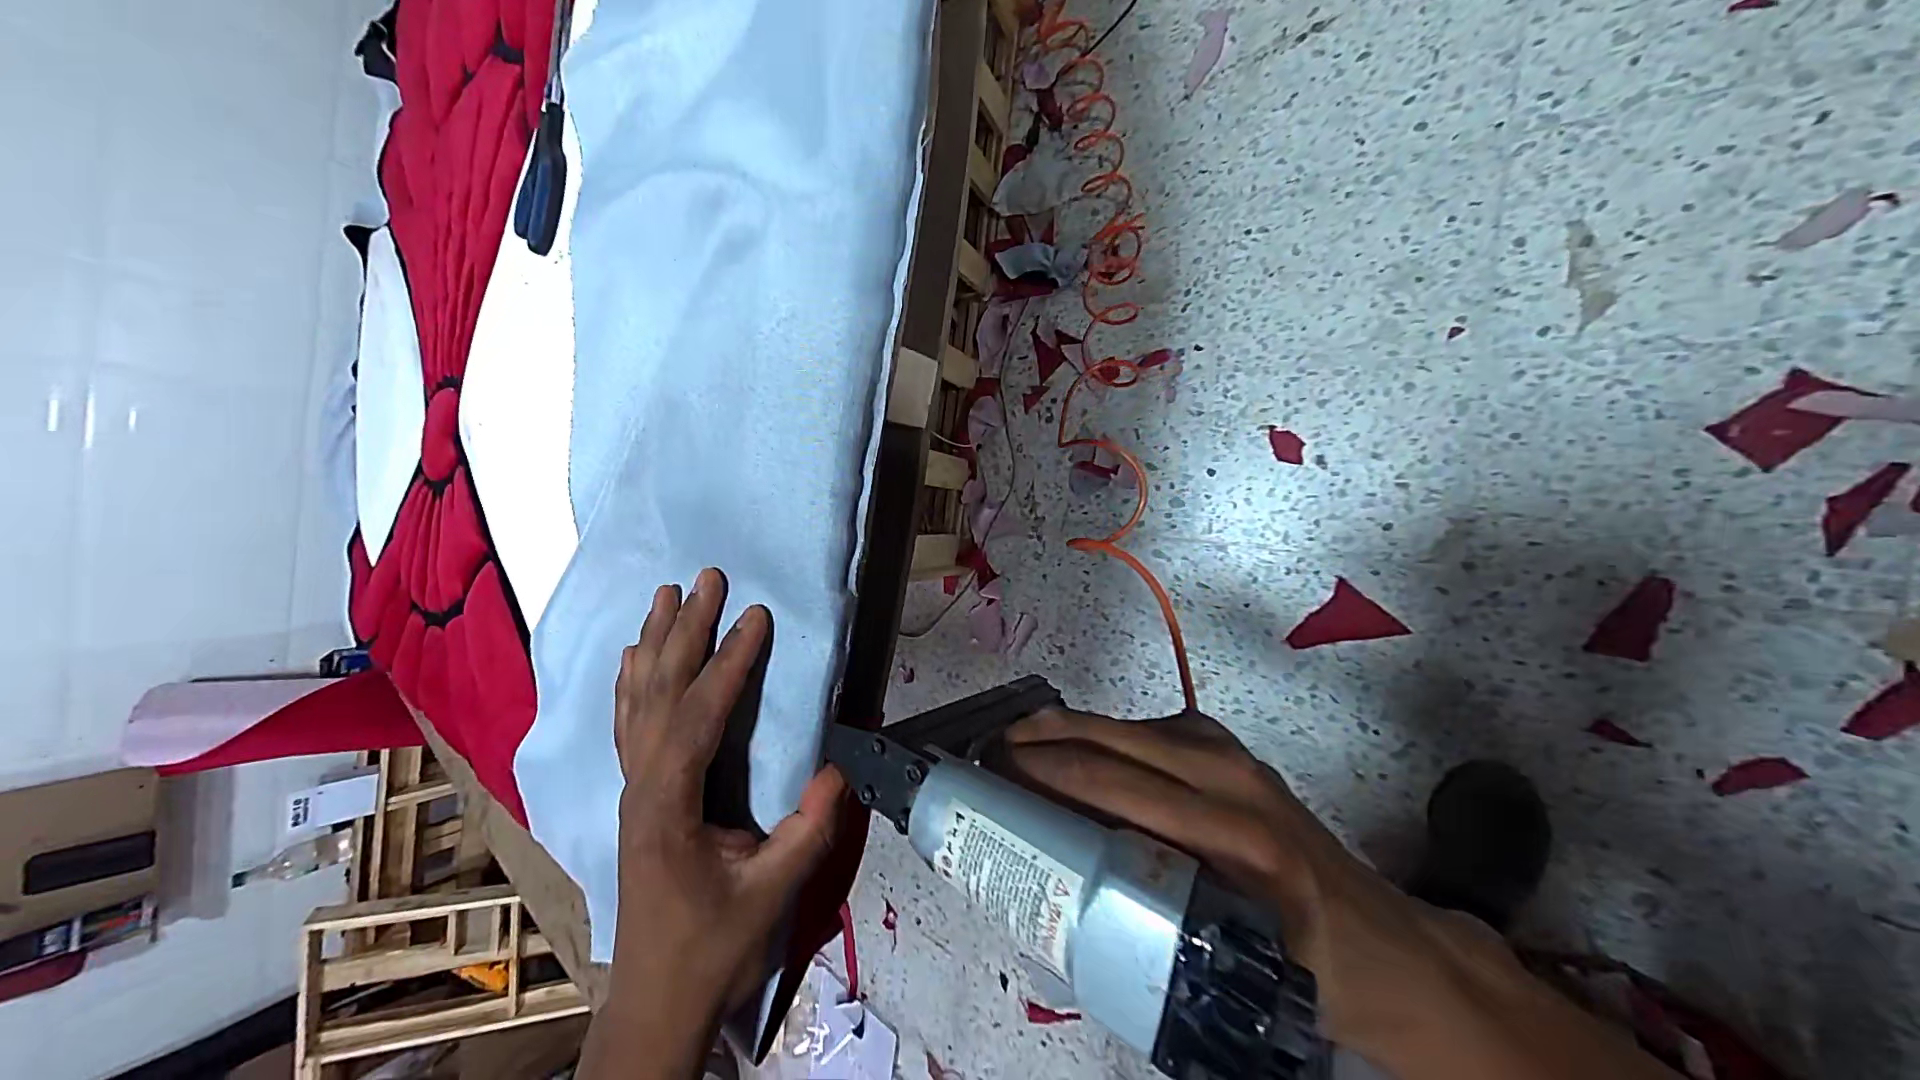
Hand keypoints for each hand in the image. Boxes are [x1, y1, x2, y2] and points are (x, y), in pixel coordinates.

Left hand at [582, 569, 843, 1078]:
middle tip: (705, 579)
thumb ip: (808, 829)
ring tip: (664, 596)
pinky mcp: (637, 796)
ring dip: (652, 644)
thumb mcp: (771, 892)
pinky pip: (628, 725)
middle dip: (684, 631)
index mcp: (670, 803)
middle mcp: (642, 785)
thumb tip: (838, 767)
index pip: (700, 715)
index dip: (729, 662)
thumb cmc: (713, 948)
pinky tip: (632, 659)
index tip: (755, 616)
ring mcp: (633, 789)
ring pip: (637, 701)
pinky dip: (631, 685)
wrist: (657, 1001)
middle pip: (659, 692)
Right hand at [1003, 708, 1679, 1079]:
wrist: (1388, 946)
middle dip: (1042, 739)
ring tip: (1015, 746)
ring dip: (1067, 730)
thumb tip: (1058, 890)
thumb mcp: (1225, 958)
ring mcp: (1230, 755)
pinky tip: (1074, 751)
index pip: (1112, 784)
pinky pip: (1147, 731)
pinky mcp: (1230, 752)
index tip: (991, 770)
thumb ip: (1146, 920)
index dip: (1045, 772)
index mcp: (1229, 831)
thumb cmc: (1306, 962)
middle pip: (1111, 738)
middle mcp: (1227, 774)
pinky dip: (1102, 736)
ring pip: (1126, 725)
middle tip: (987, 751)